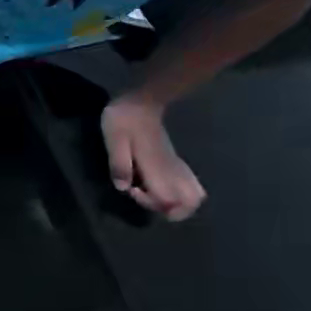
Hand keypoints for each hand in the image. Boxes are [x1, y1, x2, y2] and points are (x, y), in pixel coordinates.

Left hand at [100, 96, 206, 221]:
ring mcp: (177, 165)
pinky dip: (177, 193)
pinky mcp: (175, 161)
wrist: (141, 101)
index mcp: (158, 166)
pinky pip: (189, 185)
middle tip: (145, 196)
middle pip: (192, 202)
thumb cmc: (124, 119)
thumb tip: (123, 188)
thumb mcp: (114, 139)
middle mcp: (173, 170)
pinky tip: (154, 182)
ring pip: (195, 195)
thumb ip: (119, 164)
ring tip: (150, 193)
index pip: (170, 200)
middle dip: (171, 210)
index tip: (133, 189)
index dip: (152, 203)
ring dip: (176, 203)